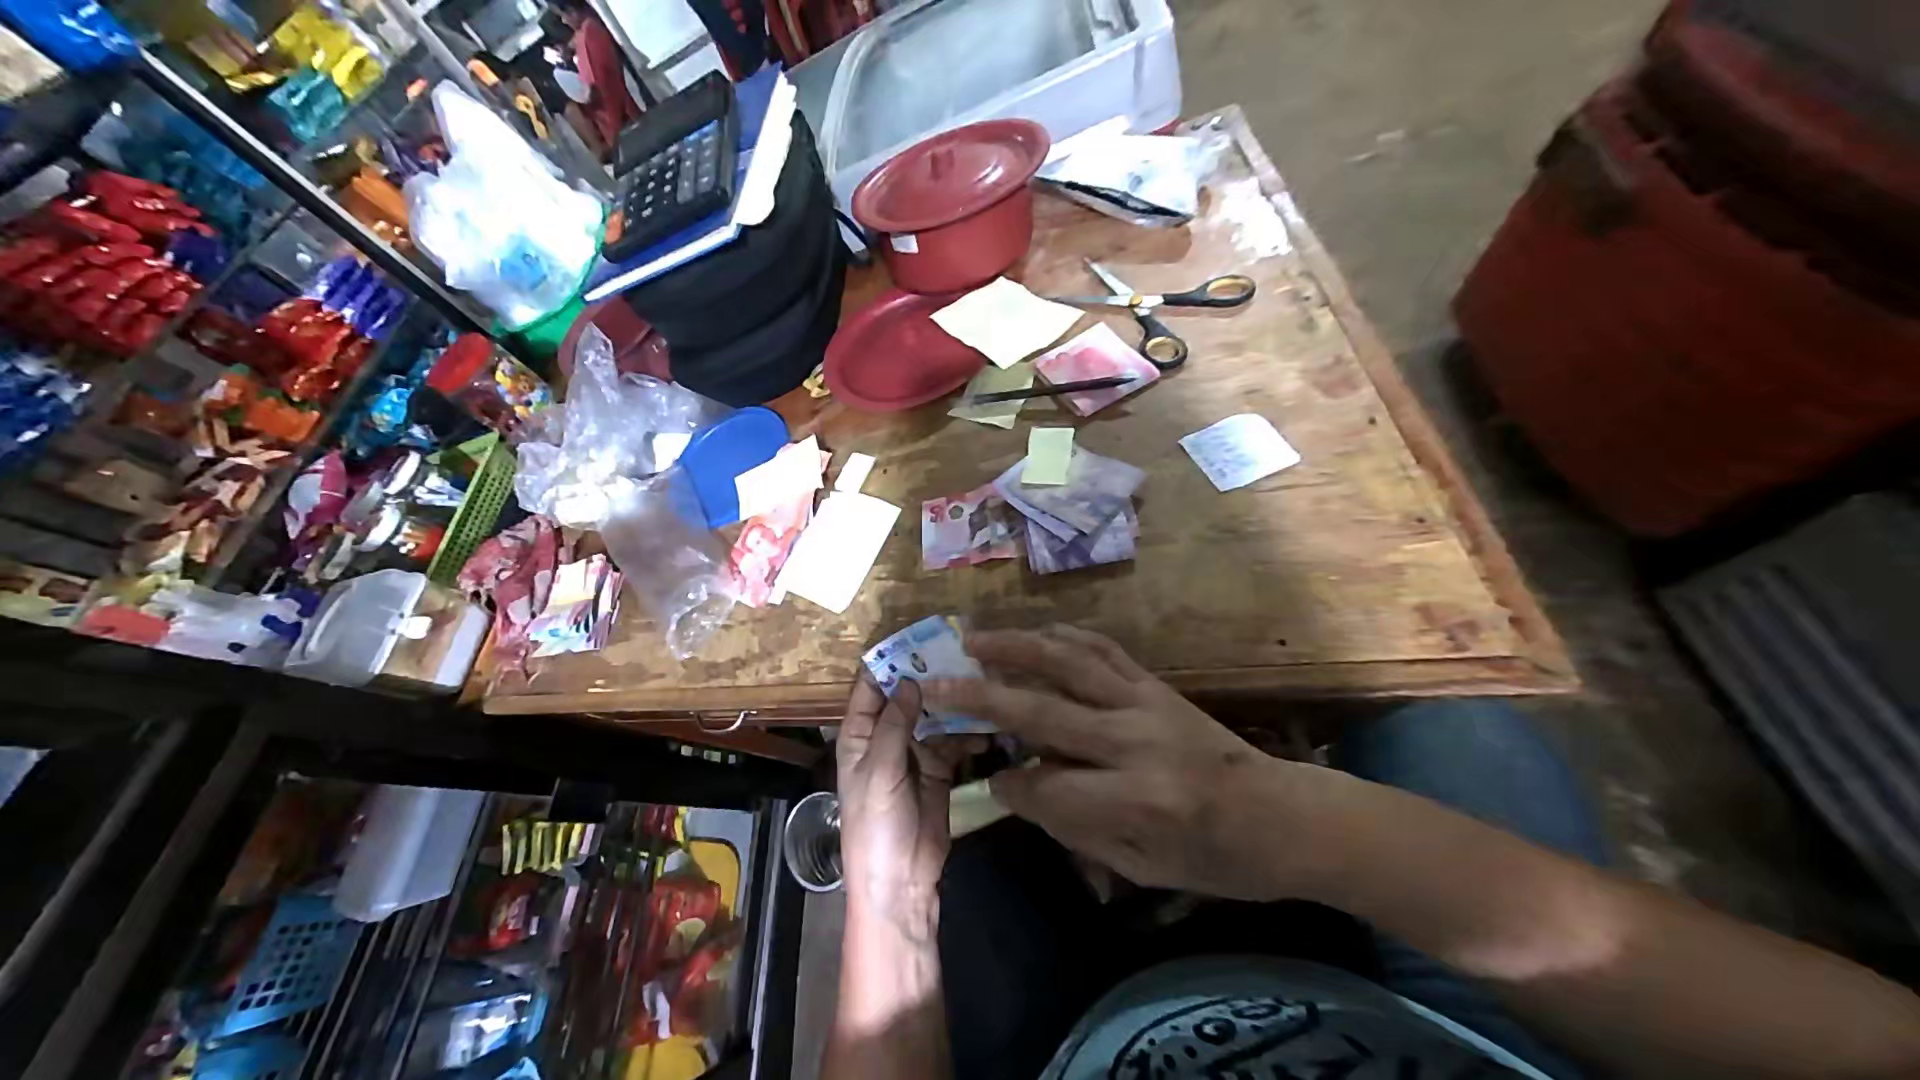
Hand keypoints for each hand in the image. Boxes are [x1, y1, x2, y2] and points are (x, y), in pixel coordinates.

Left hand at [836, 677, 976, 935]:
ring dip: (953, 702)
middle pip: (906, 696)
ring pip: (934, 715)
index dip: (889, 662)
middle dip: (929, 677)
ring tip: (980, 683)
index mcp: (859, 734)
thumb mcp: (879, 772)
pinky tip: (987, 726)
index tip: (917, 638)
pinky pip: (954, 739)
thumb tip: (909, 680)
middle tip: (961, 653)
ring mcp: (915, 751)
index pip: (870, 687)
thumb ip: (894, 726)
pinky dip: (969, 732)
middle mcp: (886, 736)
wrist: (902, 881)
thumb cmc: (876, 825)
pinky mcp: (940, 767)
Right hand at [924, 625, 1343, 900]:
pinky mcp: (1157, 685)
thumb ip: (1074, 827)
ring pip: (1068, 664)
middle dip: (982, 699)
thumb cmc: (1214, 858)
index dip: (1010, 783)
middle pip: (1042, 711)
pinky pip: (1104, 650)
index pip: (1046, 784)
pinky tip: (1037, 632)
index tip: (989, 779)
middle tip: (935, 685)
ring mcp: (1145, 703)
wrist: (1283, 816)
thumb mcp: (1143, 868)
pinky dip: (1066, 637)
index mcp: (1134, 799)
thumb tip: (1016, 785)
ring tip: (973, 639)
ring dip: (1015, 648)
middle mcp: (1134, 741)